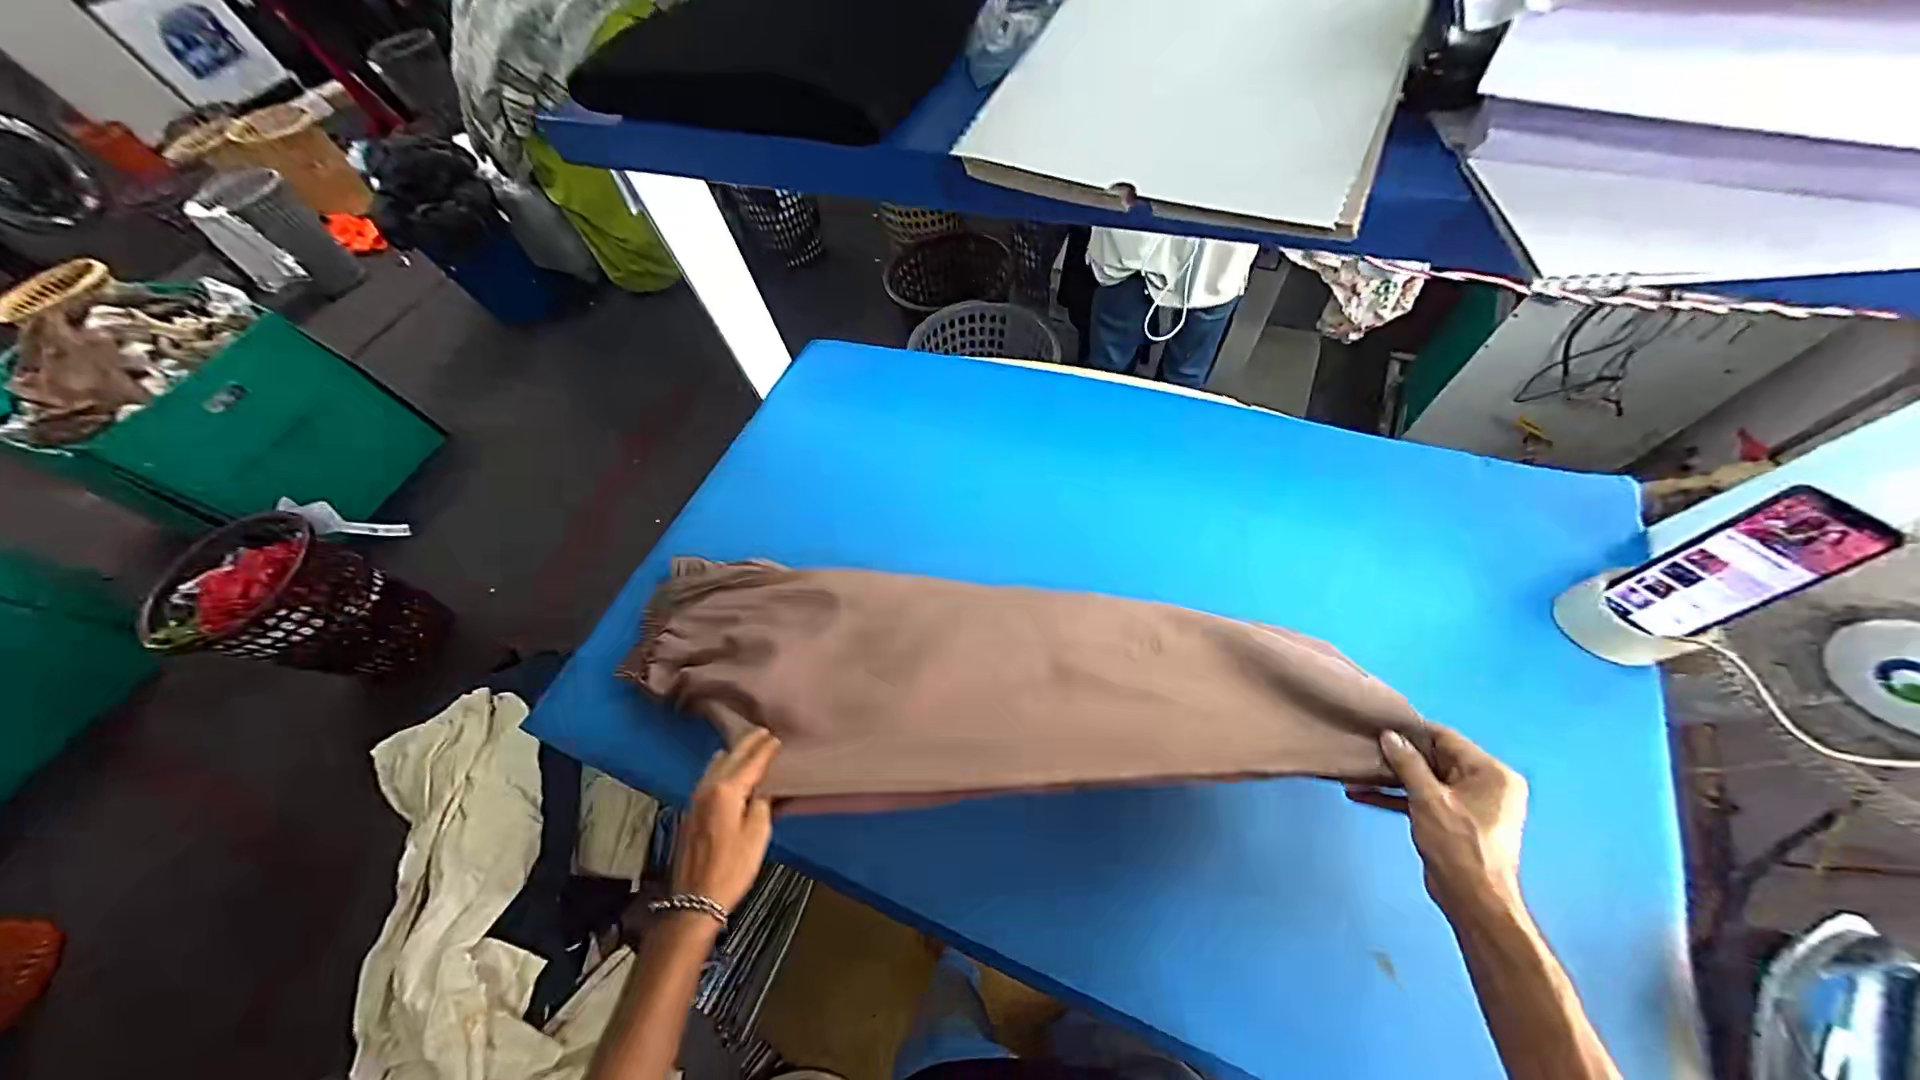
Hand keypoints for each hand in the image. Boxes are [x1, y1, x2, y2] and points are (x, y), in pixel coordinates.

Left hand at [671, 729, 779, 913]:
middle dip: (747, 744)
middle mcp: (708, 789)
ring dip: (733, 753)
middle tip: (763, 732)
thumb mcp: (757, 834)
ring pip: (716, 766)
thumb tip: (764, 788)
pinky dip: (721, 766)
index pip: (751, 762)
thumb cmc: (732, 867)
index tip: (777, 737)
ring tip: (747, 745)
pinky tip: (725, 767)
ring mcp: (696, 799)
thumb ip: (762, 804)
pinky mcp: (691, 811)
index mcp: (727, 791)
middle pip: (730, 758)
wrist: (694, 900)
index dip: (766, 749)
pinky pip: (708, 777)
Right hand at [1347, 726, 1527, 916]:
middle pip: (1433, 758)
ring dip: (1391, 778)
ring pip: (1423, 779)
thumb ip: (1408, 763)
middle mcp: (1485, 784)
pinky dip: (1396, 796)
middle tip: (1364, 746)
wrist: (1474, 900)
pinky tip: (1363, 794)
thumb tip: (1389, 735)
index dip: (1411, 730)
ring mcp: (1469, 803)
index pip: (1446, 738)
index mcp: (1492, 773)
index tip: (1379, 724)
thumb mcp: (1428, 798)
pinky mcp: (1453, 819)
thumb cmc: (1459, 845)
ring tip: (1356, 772)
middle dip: (1397, 756)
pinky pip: (1422, 798)